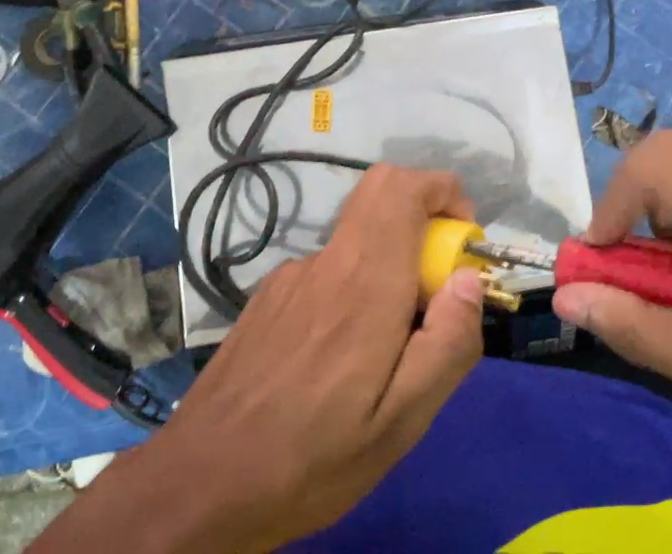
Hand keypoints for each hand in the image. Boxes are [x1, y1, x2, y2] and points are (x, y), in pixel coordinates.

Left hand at [33, 165, 486, 553]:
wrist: (202, 484)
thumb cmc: (312, 458)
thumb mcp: (401, 422)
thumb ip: (447, 343)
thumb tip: (469, 279)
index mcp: (364, 284)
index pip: (402, 187)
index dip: (444, 192)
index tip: (463, 246)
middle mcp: (324, 263)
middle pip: (378, 195)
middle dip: (423, 220)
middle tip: (436, 293)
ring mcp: (288, 278)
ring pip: (356, 244)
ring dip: (387, 273)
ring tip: (385, 362)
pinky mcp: (266, 300)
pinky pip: (327, 274)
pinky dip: (353, 294)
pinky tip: (338, 367)